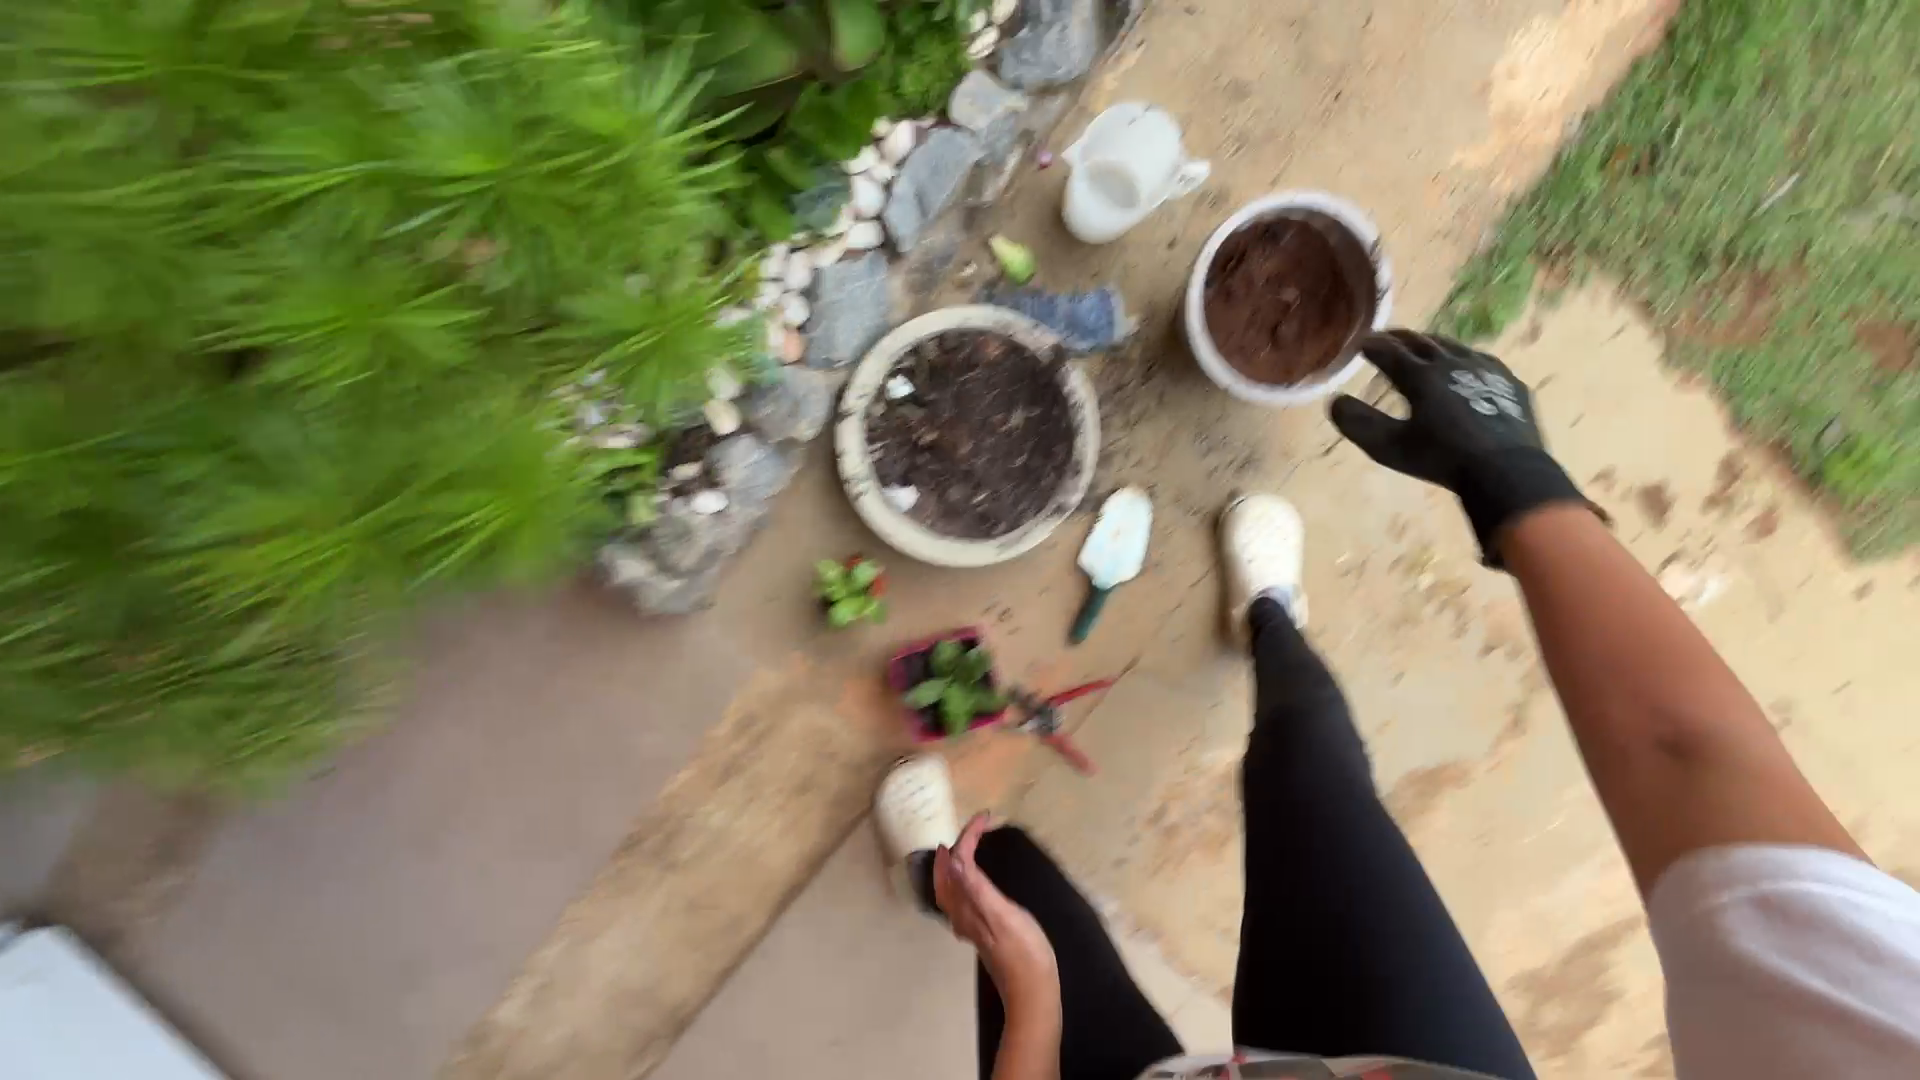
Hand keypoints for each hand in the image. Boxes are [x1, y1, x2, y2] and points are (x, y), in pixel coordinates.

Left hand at [934, 813, 1059, 1005]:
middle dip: (957, 846)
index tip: (985, 817)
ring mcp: (969, 924)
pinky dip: (964, 879)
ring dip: (955, 862)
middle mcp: (961, 913)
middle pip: (948, 873)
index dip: (968, 835)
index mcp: (966, 905)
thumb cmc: (1024, 951)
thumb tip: (952, 858)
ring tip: (965, 846)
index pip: (959, 860)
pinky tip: (972, 882)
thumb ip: (976, 887)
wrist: (1032, 992)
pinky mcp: (981, 930)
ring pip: (951, 887)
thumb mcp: (1003, 915)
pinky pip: (962, 897)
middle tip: (976, 827)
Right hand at [1330, 330, 1595, 564]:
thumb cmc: (1440, 459)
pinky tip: (1466, 364)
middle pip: (1422, 342)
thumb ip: (1357, 423)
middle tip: (1386, 336)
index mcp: (1421, 377)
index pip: (1390, 353)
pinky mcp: (1509, 383)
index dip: (1373, 346)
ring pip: (1454, 347)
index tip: (1360, 342)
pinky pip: (1482, 360)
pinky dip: (1464, 357)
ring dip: (1433, 343)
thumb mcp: (1388, 447)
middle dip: (1400, 338)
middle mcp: (1452, 364)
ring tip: (1422, 344)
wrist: (1506, 470)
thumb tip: (1335, 400)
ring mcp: (1486, 370)